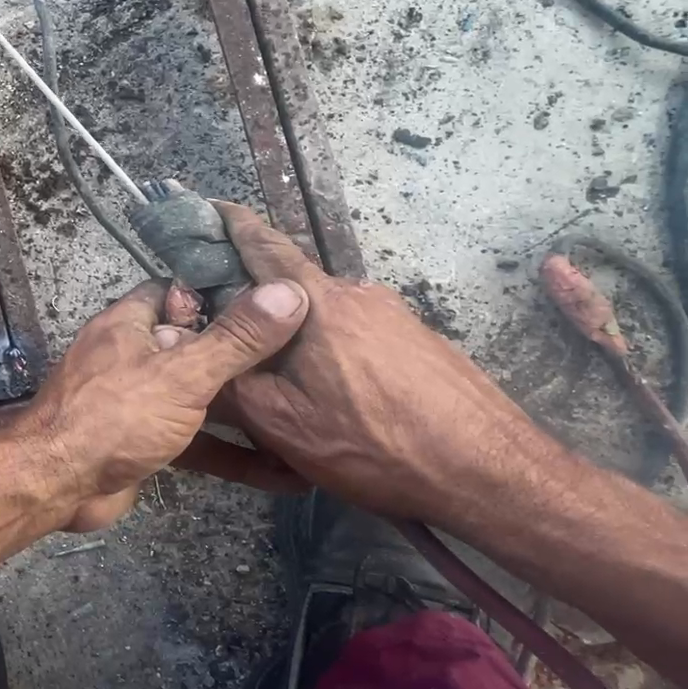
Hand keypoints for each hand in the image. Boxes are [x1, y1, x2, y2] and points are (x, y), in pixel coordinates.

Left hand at [6, 277, 309, 530]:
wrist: (59, 483)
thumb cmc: (114, 417)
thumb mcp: (181, 373)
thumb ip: (234, 339)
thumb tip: (287, 291)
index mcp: (126, 325)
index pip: (172, 292)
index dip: (218, 291)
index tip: (275, 295)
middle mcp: (128, 356)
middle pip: (191, 344)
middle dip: (242, 352)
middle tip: (307, 356)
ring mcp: (135, 399)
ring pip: (197, 396)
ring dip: (245, 407)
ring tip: (310, 409)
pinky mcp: (143, 440)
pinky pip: (196, 441)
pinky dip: (235, 454)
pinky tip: (288, 471)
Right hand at [215, 203, 553, 525]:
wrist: (500, 481)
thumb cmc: (377, 447)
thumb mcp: (279, 421)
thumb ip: (228, 374)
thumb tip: (187, 344)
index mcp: (316, 304)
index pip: (263, 245)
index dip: (230, 223)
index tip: (206, 207)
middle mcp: (356, 295)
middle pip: (286, 283)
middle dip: (251, 298)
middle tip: (221, 330)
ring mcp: (393, 315)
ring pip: (319, 312)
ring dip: (290, 330)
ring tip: (276, 374)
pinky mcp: (419, 340)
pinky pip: (351, 331)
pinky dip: (324, 347)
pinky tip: (325, 389)